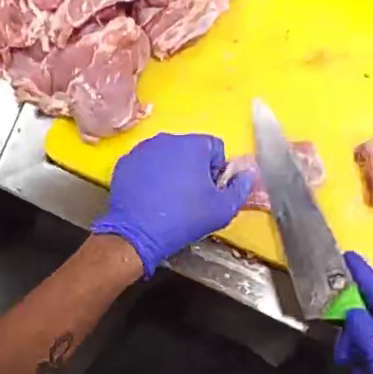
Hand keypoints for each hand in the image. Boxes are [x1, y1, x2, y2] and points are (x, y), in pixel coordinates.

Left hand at [91, 133, 253, 276]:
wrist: (137, 234)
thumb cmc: (184, 219)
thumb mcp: (222, 210)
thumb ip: (240, 189)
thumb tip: (247, 175)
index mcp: (194, 145)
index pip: (216, 148)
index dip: (217, 171)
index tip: (209, 192)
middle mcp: (167, 139)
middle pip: (190, 150)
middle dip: (194, 170)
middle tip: (190, 198)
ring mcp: (143, 150)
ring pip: (166, 157)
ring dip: (172, 172)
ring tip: (169, 199)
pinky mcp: (125, 163)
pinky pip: (145, 165)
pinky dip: (150, 177)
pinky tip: (150, 198)